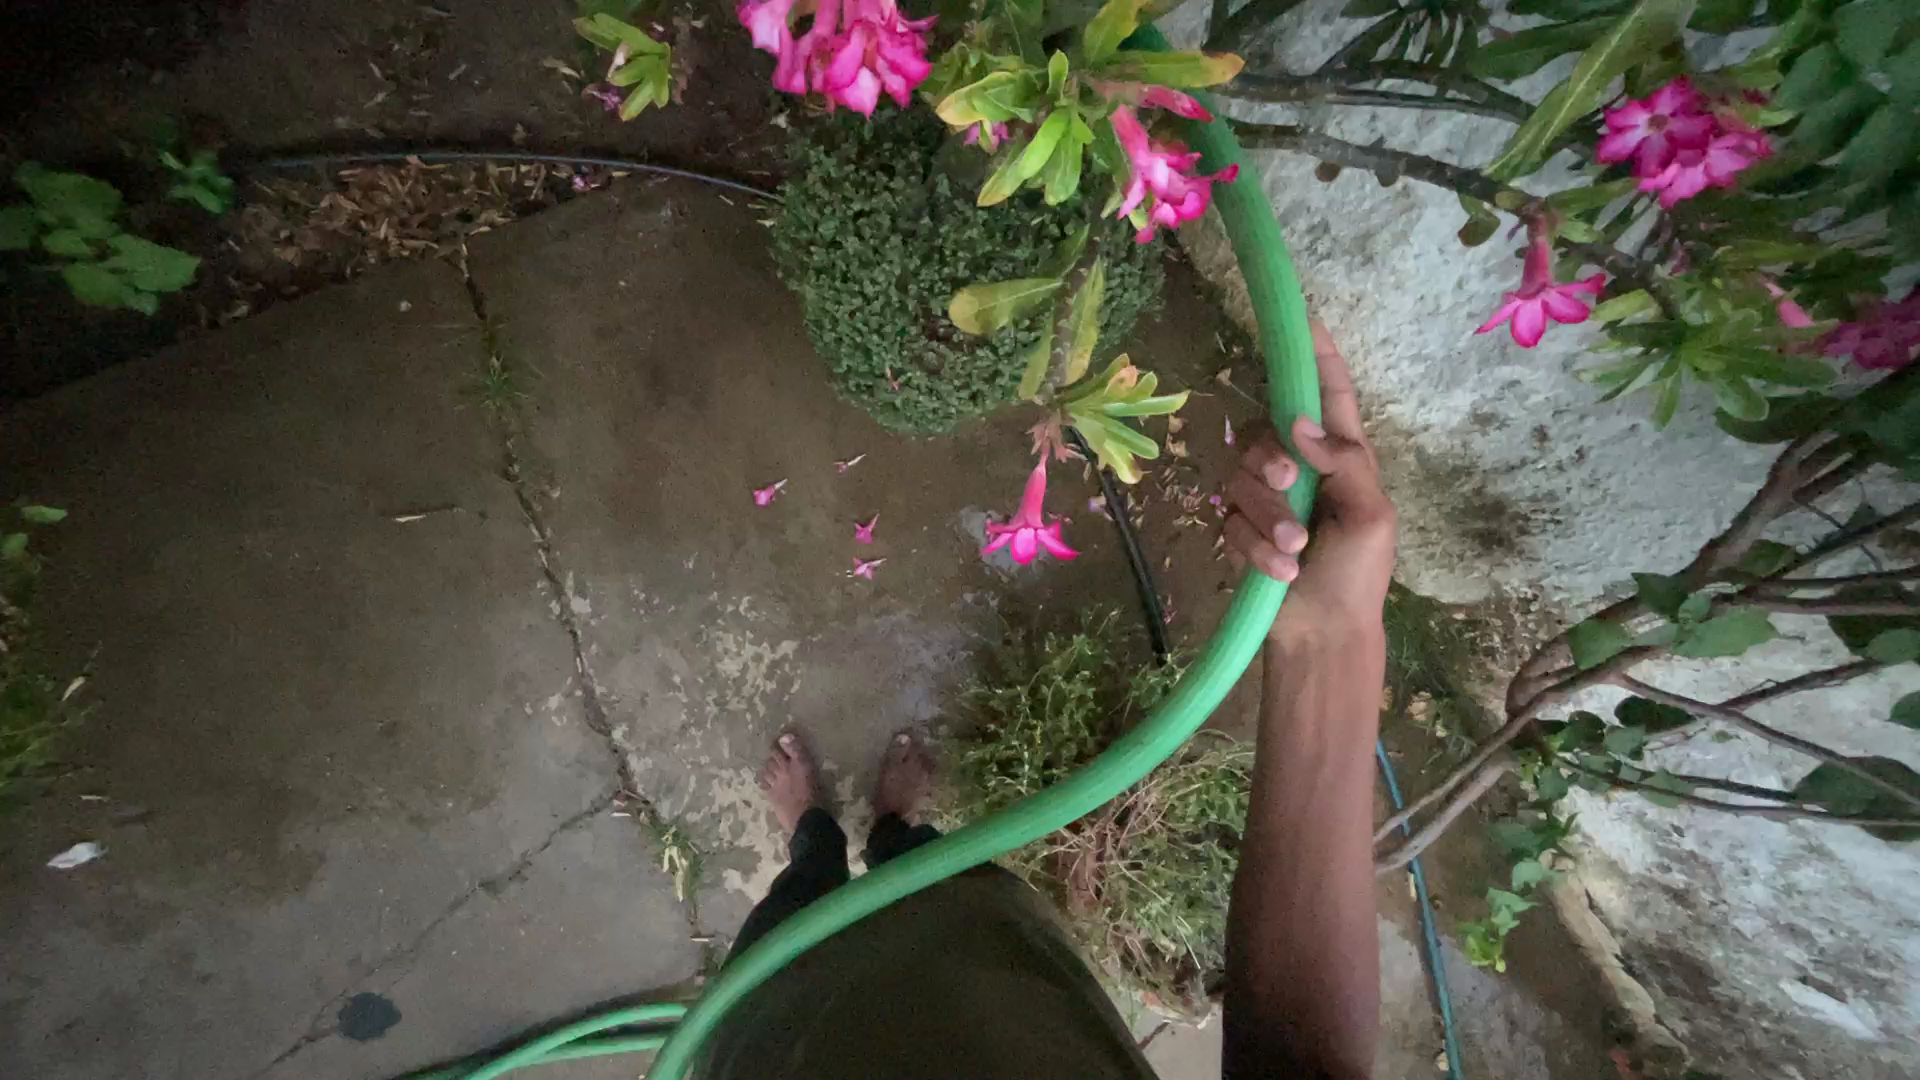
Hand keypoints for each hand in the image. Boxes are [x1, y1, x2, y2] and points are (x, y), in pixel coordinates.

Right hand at [1224, 320, 1396, 640]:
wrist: (1324, 631)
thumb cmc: (1360, 574)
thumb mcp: (1371, 516)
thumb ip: (1343, 463)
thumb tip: (1299, 424)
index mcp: (1341, 457)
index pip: (1327, 395)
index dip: (1317, 357)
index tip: (1304, 319)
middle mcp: (1298, 469)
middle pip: (1264, 435)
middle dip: (1271, 463)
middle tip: (1288, 488)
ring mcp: (1264, 500)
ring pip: (1240, 479)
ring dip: (1266, 518)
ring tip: (1293, 552)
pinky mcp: (1238, 529)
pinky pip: (1227, 519)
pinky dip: (1252, 546)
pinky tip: (1276, 571)